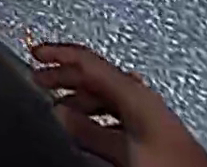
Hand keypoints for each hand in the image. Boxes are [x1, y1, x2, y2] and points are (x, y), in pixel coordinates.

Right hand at [31, 43, 206, 166]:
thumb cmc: (170, 166)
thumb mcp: (123, 148)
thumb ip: (89, 129)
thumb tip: (60, 111)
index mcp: (133, 90)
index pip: (86, 59)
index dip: (58, 52)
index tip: (36, 51)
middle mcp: (140, 96)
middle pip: (93, 74)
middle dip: (63, 73)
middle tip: (39, 75)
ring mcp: (146, 114)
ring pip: (102, 95)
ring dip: (77, 97)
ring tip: (57, 105)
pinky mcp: (150, 133)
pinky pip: (113, 113)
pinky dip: (93, 115)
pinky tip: (86, 127)